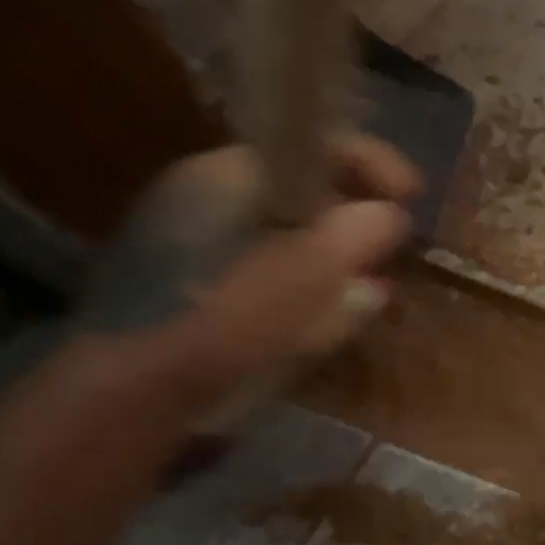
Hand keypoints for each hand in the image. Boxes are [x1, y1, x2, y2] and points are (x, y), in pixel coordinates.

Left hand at [74, 135, 420, 395]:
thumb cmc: (229, 309)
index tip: (414, 200)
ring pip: (294, 243)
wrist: (129, 400)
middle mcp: (204, 201)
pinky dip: (308, 296)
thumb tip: (394, 218)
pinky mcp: (190, 302)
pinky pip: (270, 283)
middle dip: (359, 224)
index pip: (320, 145)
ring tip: (370, 296)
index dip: (378, 165)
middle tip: (393, 254)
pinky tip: (330, 324)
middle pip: (310, 196)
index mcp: (227, 173)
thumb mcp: (320, 261)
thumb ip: (369, 227)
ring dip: (339, 265)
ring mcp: (191, 254)